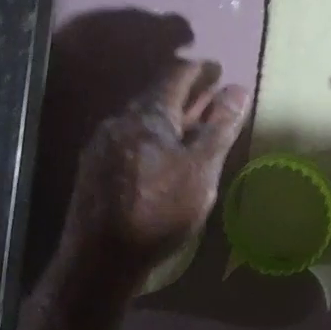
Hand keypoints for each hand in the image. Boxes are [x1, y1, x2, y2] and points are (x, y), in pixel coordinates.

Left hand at [62, 59, 249, 285]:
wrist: (98, 260)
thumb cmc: (159, 210)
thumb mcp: (201, 169)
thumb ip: (220, 127)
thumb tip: (238, 89)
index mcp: (148, 113)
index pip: (177, 74)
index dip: (200, 69)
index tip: (218, 71)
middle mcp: (120, 120)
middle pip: (157, 96)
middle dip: (185, 96)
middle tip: (209, 101)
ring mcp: (102, 145)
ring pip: (141, 120)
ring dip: (167, 119)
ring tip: (189, 132)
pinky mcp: (93, 170)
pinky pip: (128, 141)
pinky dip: (151, 140)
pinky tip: (159, 160)